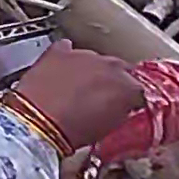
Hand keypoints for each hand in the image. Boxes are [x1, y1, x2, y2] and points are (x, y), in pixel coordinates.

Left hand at [12, 40, 143, 148]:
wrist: (38, 120)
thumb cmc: (74, 130)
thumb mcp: (109, 126)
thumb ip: (120, 110)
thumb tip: (119, 107)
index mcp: (128, 87)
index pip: (140, 88)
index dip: (132, 98)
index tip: (126, 104)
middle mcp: (109, 65)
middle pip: (119, 68)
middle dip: (113, 79)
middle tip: (103, 94)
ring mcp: (83, 55)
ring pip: (94, 58)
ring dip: (89, 69)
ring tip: (79, 84)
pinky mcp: (58, 52)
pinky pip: (66, 48)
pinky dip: (66, 56)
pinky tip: (62, 66)